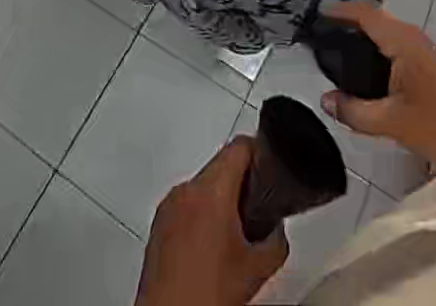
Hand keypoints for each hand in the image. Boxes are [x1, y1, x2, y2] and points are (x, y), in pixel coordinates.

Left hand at [137, 137, 288, 305]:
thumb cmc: (202, 297)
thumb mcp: (258, 268)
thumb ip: (277, 238)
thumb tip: (277, 230)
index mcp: (210, 192)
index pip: (241, 145)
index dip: (261, 153)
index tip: (270, 169)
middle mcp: (184, 192)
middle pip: (223, 164)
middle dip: (243, 182)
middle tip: (258, 208)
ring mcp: (167, 208)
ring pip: (204, 183)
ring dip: (222, 197)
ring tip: (235, 232)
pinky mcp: (157, 226)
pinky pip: (187, 202)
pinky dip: (202, 212)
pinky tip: (212, 245)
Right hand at [318, 2, 435, 172]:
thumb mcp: (390, 123)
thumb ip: (354, 111)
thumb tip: (326, 100)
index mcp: (403, 43)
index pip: (366, 14)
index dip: (341, 11)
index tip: (316, 17)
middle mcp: (412, 37)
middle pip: (374, 18)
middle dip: (347, 21)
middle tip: (318, 35)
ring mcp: (420, 48)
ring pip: (384, 30)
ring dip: (360, 33)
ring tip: (332, 48)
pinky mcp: (424, 62)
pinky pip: (392, 43)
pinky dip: (373, 46)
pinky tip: (360, 68)